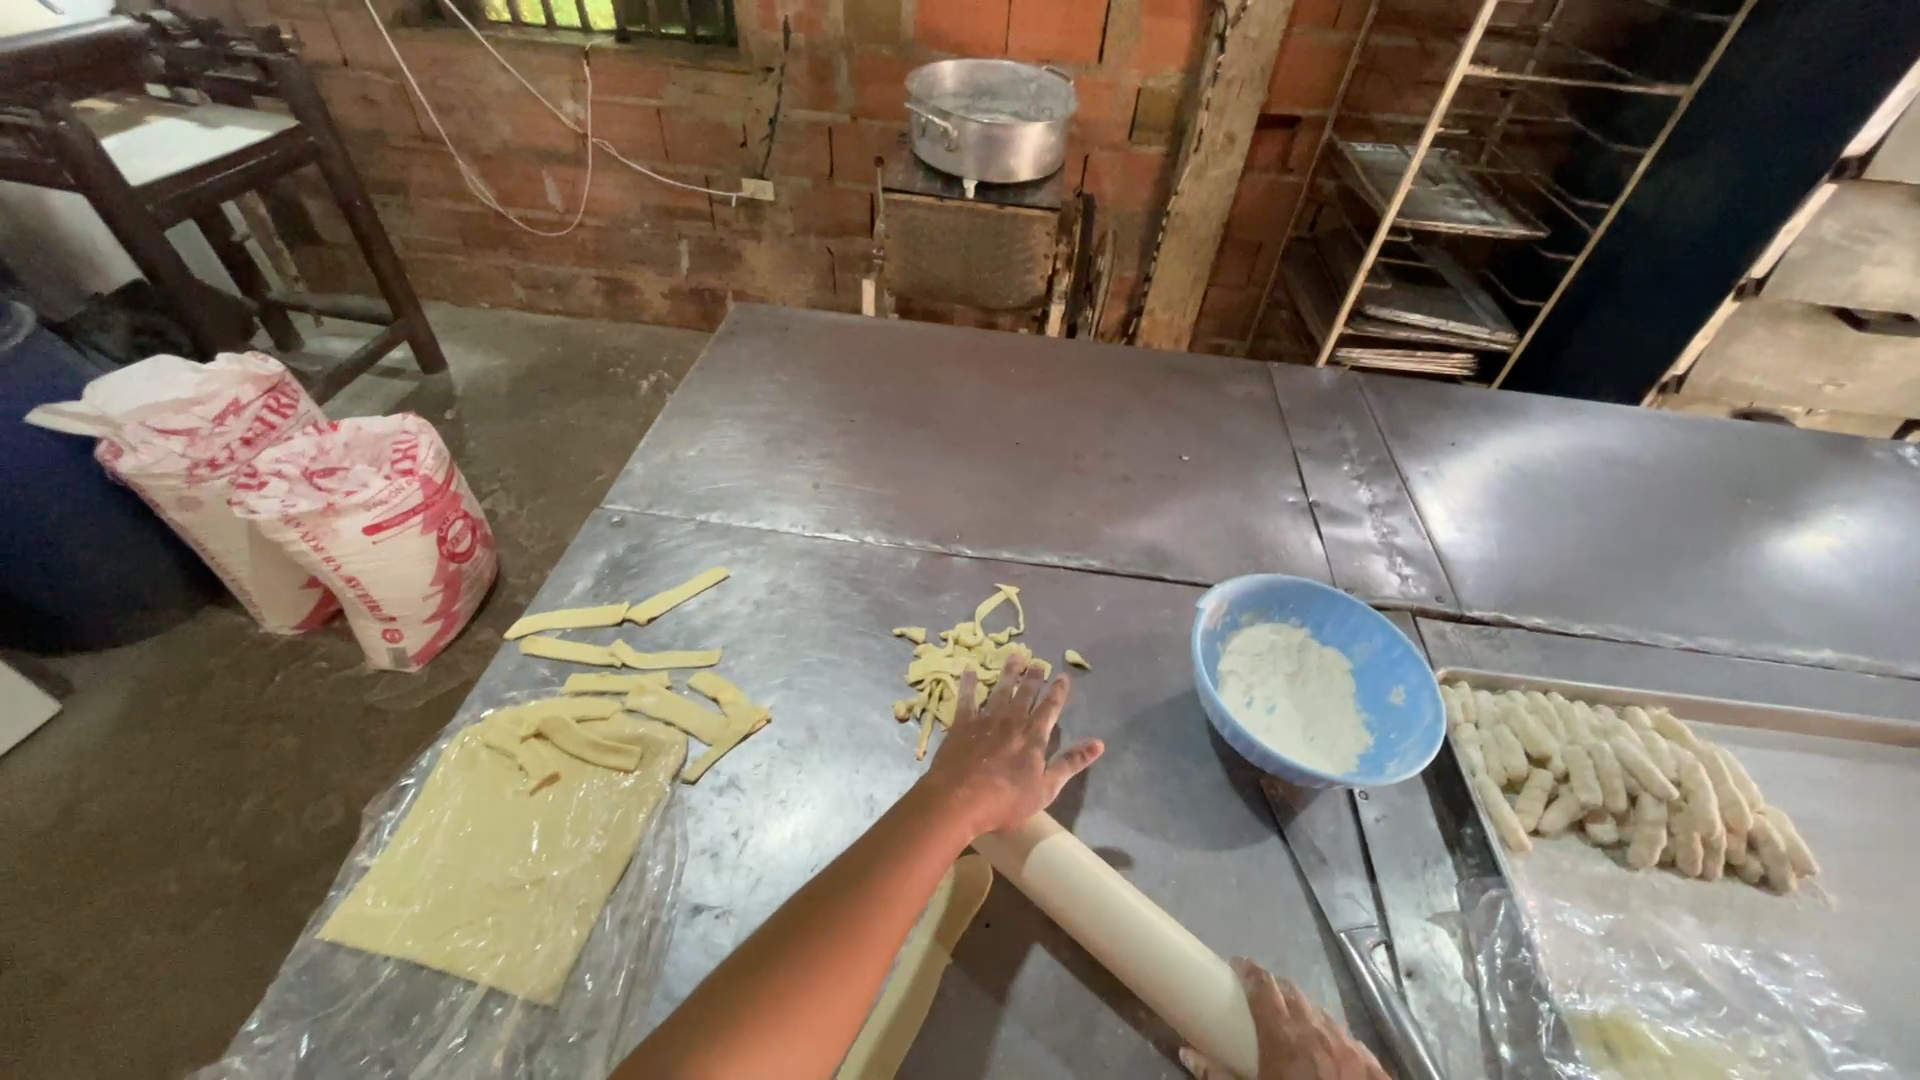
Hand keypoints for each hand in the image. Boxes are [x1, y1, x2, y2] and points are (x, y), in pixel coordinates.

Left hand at [917, 654, 1103, 838]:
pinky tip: (969, 670)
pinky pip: (967, 699)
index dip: (1058, 692)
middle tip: (1038, 662)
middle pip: (1026, 694)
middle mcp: (1011, 721)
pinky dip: (969, 684)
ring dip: (1009, 673)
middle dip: (1034, 677)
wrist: (958, 799)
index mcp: (1033, 736)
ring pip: (1000, 690)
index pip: (1050, 708)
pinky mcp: (962, 724)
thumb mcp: (1046, 788)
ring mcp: (985, 720)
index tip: (1063, 676)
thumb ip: (1070, 763)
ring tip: (1014, 657)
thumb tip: (1099, 743)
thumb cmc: (1005, 800)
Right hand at [1181, 959, 1388, 1079]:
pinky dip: (1333, 1036)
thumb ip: (1216, 1074)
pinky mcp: (1375, 1066)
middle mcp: (1317, 1030)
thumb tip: (1186, 1052)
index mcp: (1283, 1036)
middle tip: (1259, 999)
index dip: (1247, 970)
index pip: (1262, 984)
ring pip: (1321, 1011)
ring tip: (1293, 1026)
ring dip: (1303, 1011)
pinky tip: (1328, 1052)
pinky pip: (1349, 1038)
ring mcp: (1350, 1046)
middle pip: (1291, 991)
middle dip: (1274, 988)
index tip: (1235, 968)